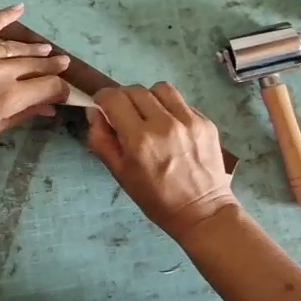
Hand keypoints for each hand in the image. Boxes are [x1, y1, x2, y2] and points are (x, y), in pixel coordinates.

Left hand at [0, 4, 70, 155]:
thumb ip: (23, 114)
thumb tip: (48, 107)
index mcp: (11, 96)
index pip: (48, 87)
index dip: (60, 89)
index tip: (62, 91)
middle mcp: (3, 71)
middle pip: (37, 64)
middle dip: (53, 66)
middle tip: (63, 63)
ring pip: (18, 47)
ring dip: (35, 48)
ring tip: (47, 49)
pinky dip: (6, 14)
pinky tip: (20, 7)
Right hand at [88, 83, 238, 239]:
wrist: (202, 212)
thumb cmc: (156, 199)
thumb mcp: (120, 174)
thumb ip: (101, 140)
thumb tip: (95, 111)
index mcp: (139, 140)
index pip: (113, 98)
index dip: (103, 99)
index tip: (103, 107)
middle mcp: (164, 124)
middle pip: (135, 90)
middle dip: (124, 99)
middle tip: (125, 116)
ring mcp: (188, 120)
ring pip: (160, 88)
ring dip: (149, 98)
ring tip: (151, 116)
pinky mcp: (206, 121)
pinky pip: (181, 102)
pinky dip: (171, 109)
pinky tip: (172, 128)